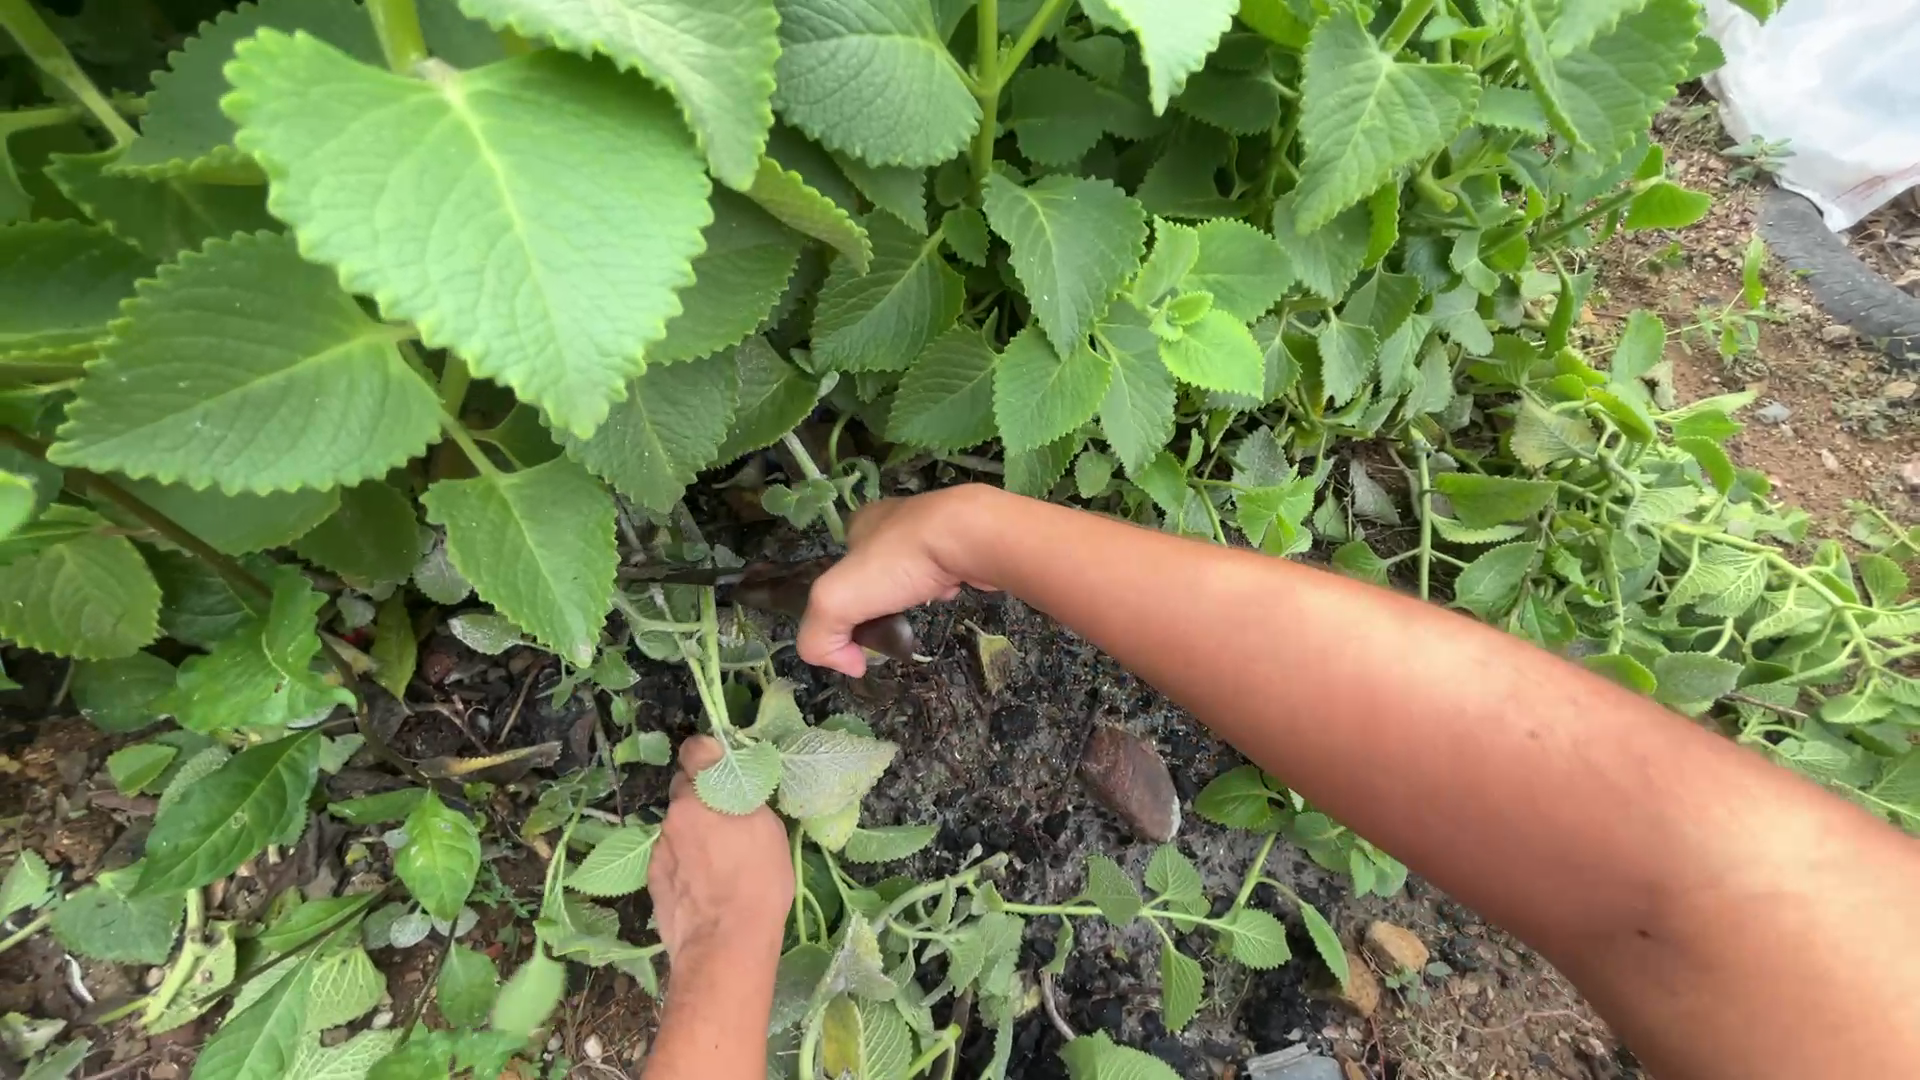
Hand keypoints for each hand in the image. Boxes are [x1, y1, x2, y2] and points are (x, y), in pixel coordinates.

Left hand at [647, 736, 793, 964]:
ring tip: (716, 856)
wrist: (725, 944)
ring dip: (692, 828)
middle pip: (683, 788)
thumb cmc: (758, 880)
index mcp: (704, 794)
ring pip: (676, 823)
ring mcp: (659, 846)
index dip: (708, 752)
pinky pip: (669, 853)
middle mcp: (675, 813)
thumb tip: (737, 795)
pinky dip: (683, 857)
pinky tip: (702, 880)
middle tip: (725, 815)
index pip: (695, 749)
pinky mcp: (651, 877)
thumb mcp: (768, 829)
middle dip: (700, 794)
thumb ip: (746, 801)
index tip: (722, 762)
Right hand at [799, 485, 1004, 676]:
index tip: (860, 626)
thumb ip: (819, 637)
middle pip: (878, 572)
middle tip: (893, 621)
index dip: (844, 602)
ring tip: (921, 608)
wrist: (972, 536)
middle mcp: (894, 520)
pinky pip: (947, 570)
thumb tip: (851, 665)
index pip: (839, 569)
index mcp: (859, 524)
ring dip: (915, 591)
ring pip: (914, 570)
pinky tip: (949, 595)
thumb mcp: (833, 601)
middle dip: (884, 598)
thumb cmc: (900, 561)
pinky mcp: (964, 539)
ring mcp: (932, 527)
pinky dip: (946, 586)